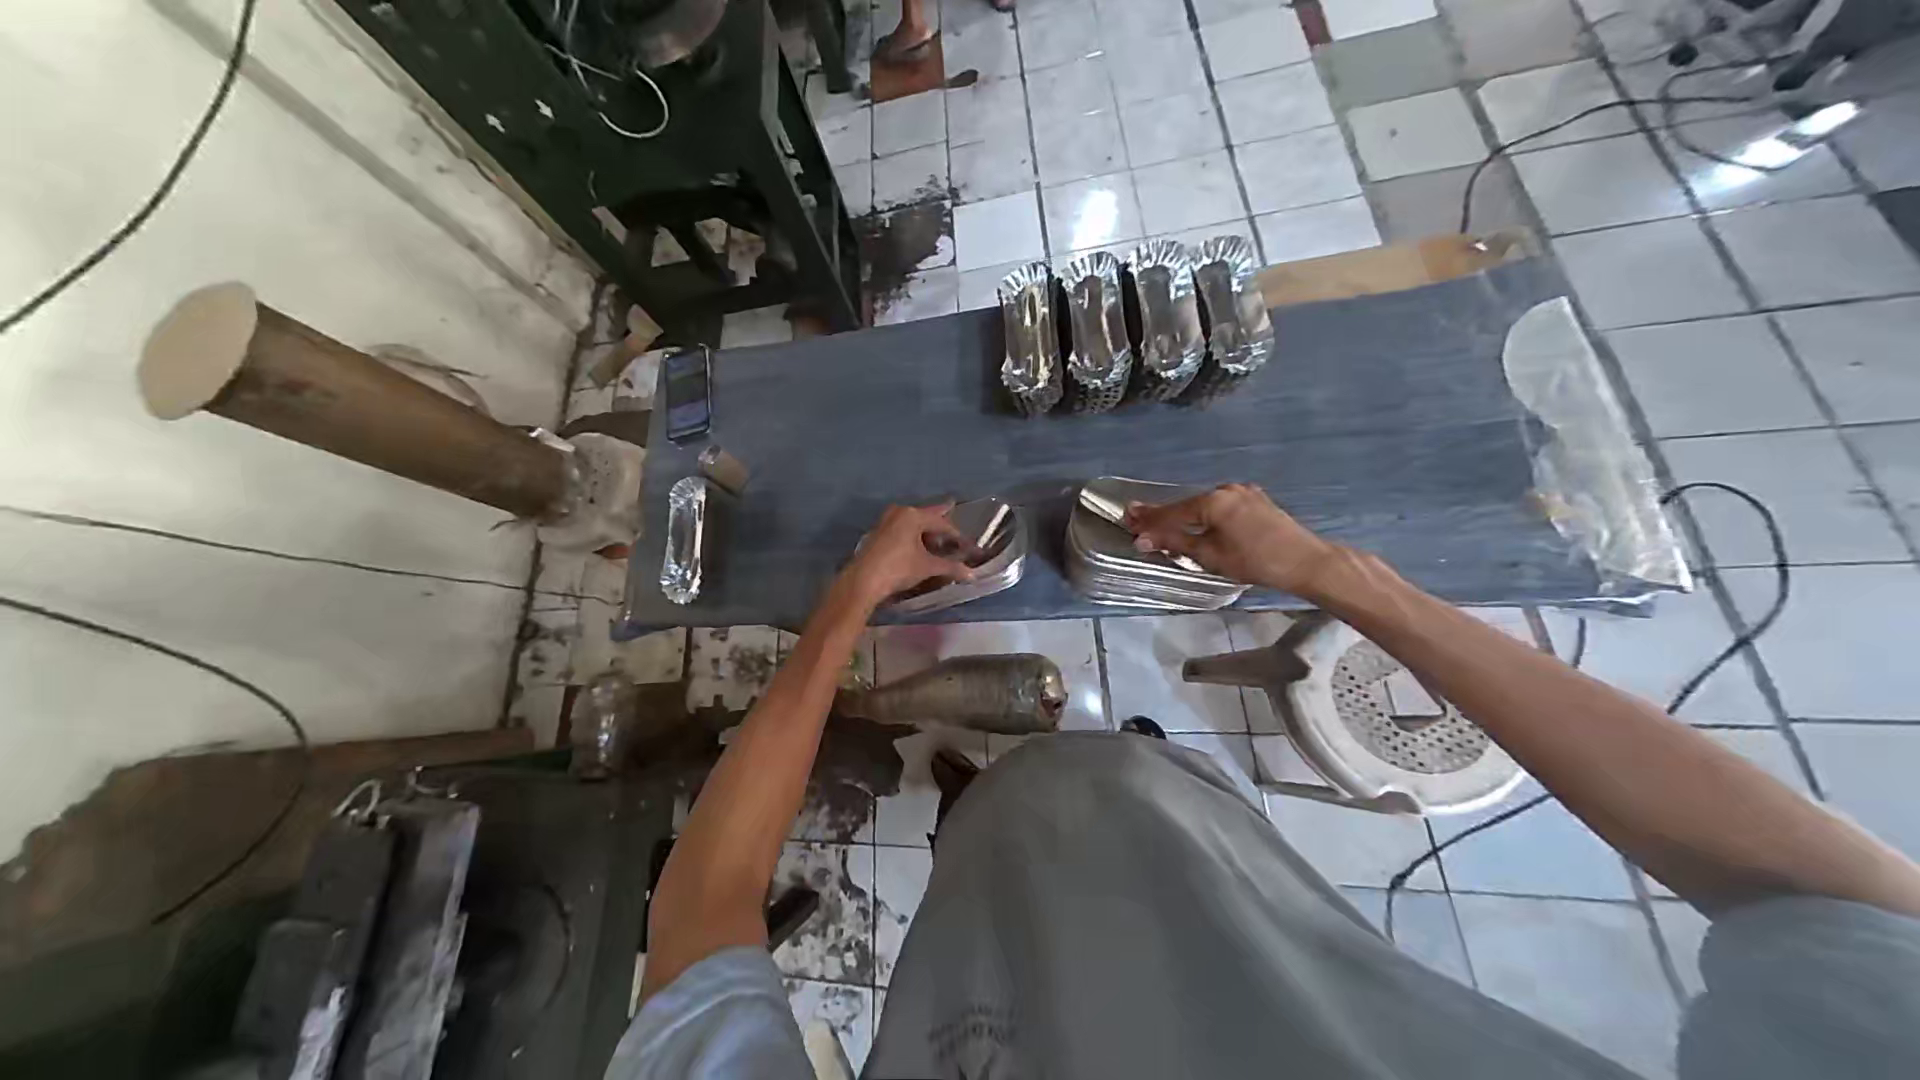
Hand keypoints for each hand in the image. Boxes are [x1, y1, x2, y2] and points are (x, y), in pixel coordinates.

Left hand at [839, 502, 977, 607]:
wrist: (863, 581)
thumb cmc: (898, 568)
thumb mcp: (927, 567)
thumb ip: (951, 568)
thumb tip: (971, 574)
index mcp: (913, 515)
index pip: (942, 523)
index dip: (957, 536)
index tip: (968, 546)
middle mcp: (899, 513)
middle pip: (926, 517)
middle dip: (941, 524)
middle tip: (954, 521)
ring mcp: (886, 522)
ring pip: (913, 523)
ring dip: (926, 532)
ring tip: (938, 542)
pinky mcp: (878, 534)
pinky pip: (903, 530)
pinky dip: (914, 536)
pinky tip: (919, 547)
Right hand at [1123, 483, 1342, 594]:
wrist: (1306, 562)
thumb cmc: (1256, 561)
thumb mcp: (1210, 555)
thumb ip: (1174, 543)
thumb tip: (1141, 539)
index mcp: (1213, 501)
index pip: (1172, 512)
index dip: (1148, 519)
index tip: (1126, 518)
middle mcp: (1226, 490)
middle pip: (1187, 505)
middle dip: (1163, 515)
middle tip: (1137, 519)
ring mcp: (1244, 493)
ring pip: (1204, 506)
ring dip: (1184, 516)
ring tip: (1163, 525)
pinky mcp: (1256, 501)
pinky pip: (1221, 506)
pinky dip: (1205, 515)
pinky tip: (1197, 523)